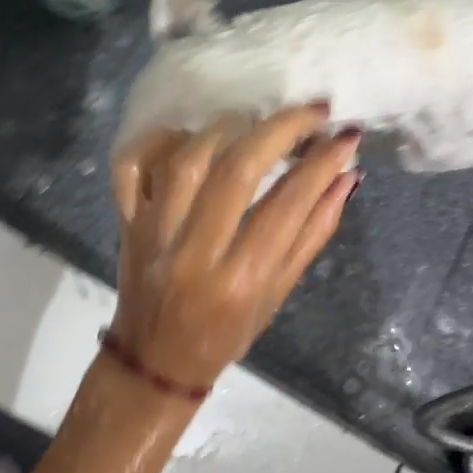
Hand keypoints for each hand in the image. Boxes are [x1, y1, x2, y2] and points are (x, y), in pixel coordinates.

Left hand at [109, 105, 360, 389]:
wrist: (154, 361)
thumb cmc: (227, 333)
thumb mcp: (278, 295)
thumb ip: (312, 233)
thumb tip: (345, 177)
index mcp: (240, 279)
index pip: (288, 204)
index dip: (322, 162)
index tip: (345, 135)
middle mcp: (194, 253)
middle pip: (236, 171)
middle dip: (281, 129)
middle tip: (311, 112)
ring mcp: (153, 234)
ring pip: (186, 160)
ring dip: (226, 128)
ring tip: (255, 120)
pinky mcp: (126, 222)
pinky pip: (132, 167)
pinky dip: (159, 139)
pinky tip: (189, 133)